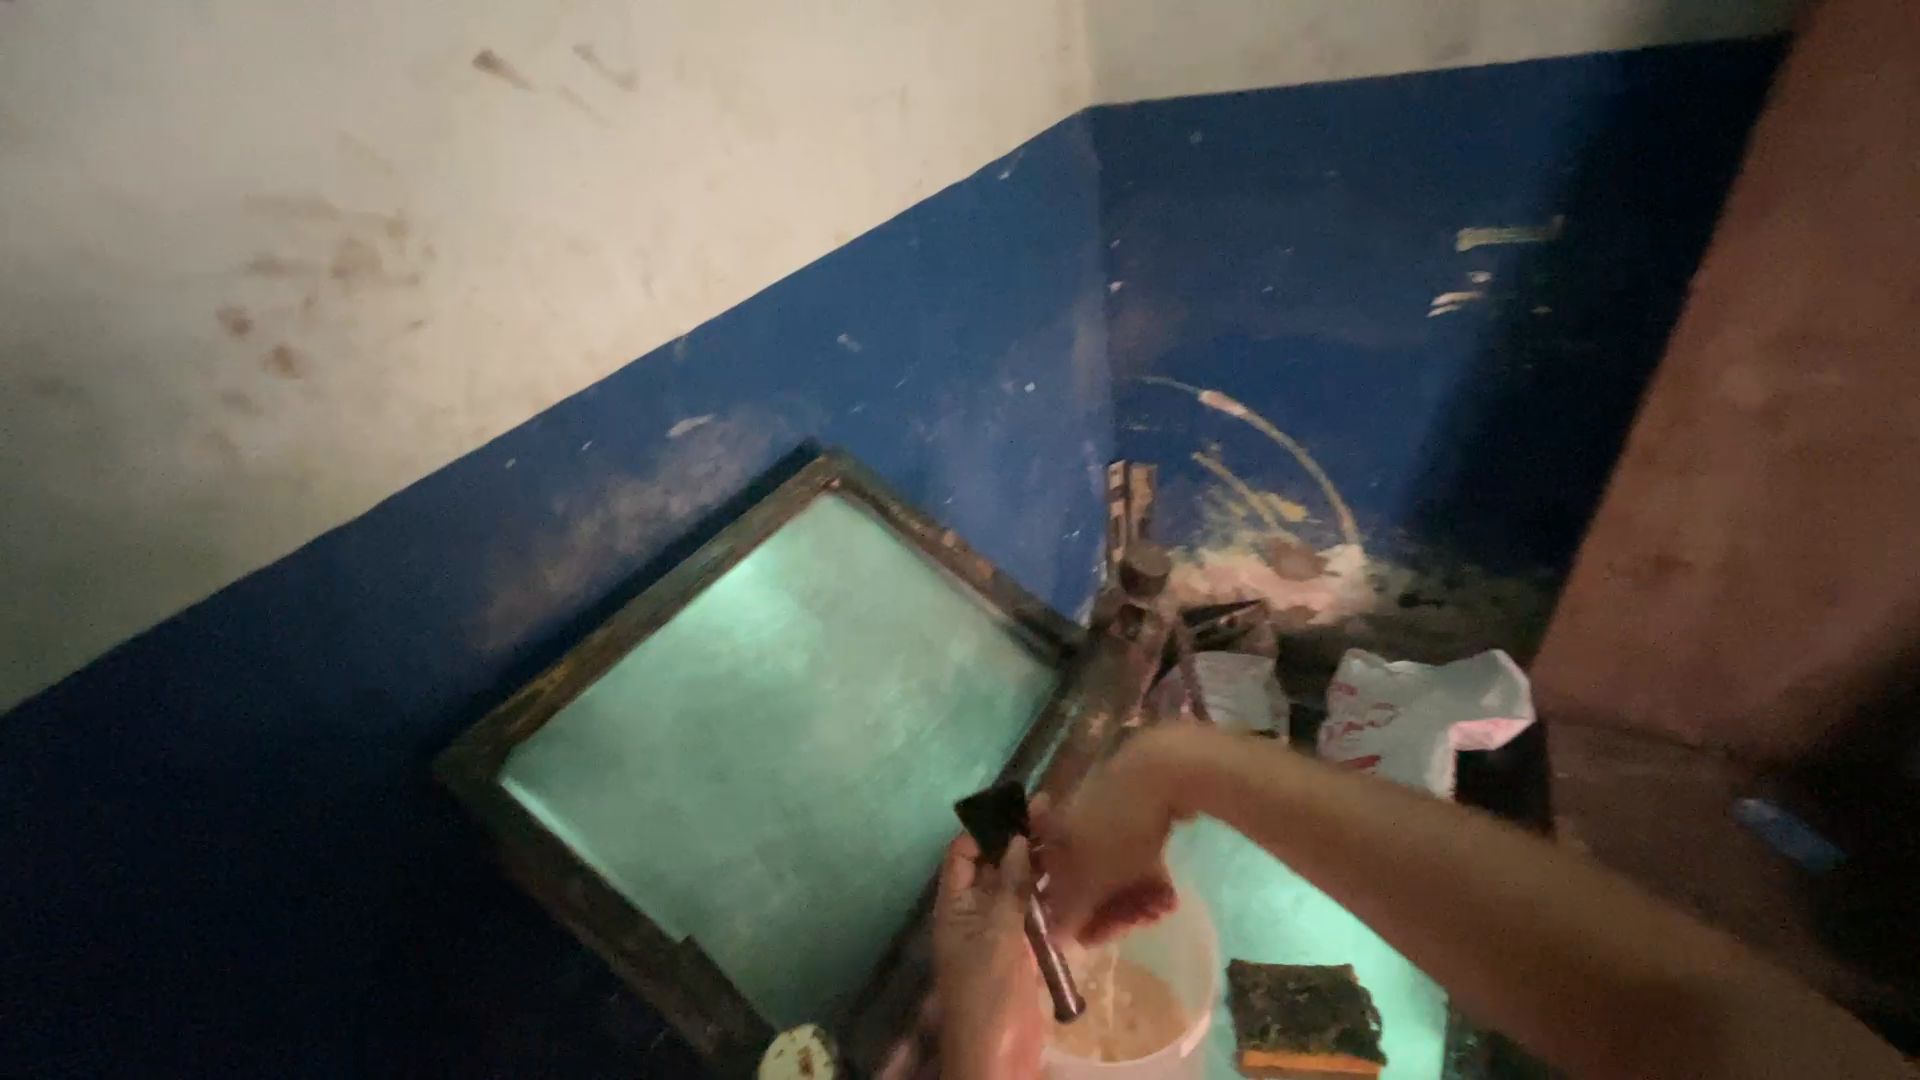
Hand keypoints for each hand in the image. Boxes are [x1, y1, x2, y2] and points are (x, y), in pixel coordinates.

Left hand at [932, 833, 1045, 1079]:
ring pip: (1014, 885)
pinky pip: (1030, 910)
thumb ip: (1010, 887)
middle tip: (1050, 810)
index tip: (1017, 809)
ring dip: (1035, 862)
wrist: (997, 1057)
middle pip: (993, 865)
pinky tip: (1067, 874)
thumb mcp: (998, 935)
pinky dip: (1045, 892)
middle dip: (1018, 839)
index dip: (987, 830)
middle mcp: (973, 911)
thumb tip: (1019, 839)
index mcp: (954, 905)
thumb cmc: (986, 991)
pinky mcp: (1019, 948)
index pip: (963, 853)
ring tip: (1063, 834)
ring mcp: (996, 929)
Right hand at [1039, 731, 1185, 944]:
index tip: (1091, 934)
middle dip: (1108, 905)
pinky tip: (1168, 893)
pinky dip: (1148, 872)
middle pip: (1084, 873)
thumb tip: (1050, 934)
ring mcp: (1106, 809)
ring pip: (1114, 864)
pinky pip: (1137, 850)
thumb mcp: (1092, 878)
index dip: (1068, 910)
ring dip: (1134, 894)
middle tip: (1136, 922)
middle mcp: (1073, 819)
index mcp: (1054, 832)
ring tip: (1160, 909)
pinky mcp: (1138, 805)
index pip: (1050, 878)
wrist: (1163, 771)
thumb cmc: (1119, 829)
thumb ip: (1069, 908)